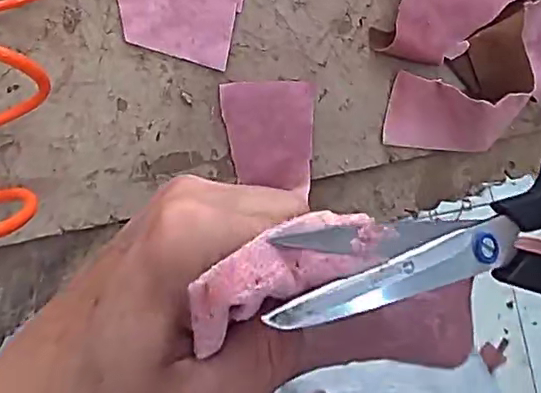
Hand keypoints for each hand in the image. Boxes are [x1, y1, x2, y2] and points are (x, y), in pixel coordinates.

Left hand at [0, 177, 430, 392]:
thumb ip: (282, 348)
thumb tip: (361, 310)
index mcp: (191, 225)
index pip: (298, 226)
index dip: (333, 264)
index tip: (355, 303)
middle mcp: (192, 191)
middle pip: (288, 214)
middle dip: (299, 267)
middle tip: (283, 329)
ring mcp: (183, 193)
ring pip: (272, 214)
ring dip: (278, 263)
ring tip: (247, 322)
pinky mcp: (179, 205)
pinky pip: (246, 218)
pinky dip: (255, 255)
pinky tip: (228, 301)